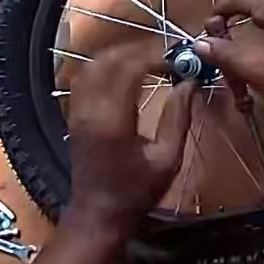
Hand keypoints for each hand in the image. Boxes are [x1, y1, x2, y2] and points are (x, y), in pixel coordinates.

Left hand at [66, 42, 195, 236]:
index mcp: (113, 118)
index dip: (156, 56)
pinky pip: (85, 77)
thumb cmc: (135, 192)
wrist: (97, 214)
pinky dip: (105, 66)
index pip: (131, 68)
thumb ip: (178, 117)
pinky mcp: (74, 114)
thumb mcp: (167, 159)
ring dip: (121, 54)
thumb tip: (189, 83)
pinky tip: (125, 72)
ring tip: (148, 59)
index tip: (178, 60)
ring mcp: (77, 109)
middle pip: (109, 58)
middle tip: (166, 55)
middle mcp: (90, 107)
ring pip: (93, 64)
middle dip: (139, 49)